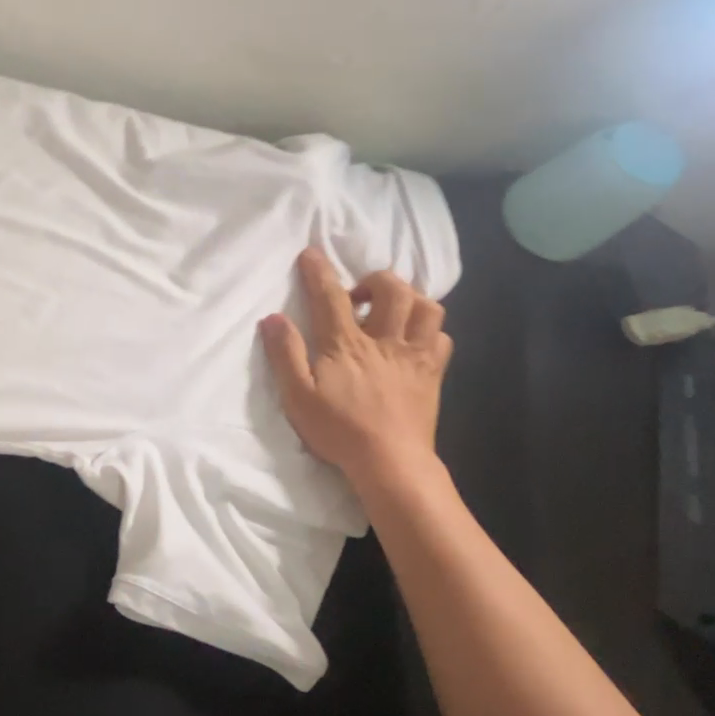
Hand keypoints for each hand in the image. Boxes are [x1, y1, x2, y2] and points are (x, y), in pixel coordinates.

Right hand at [259, 248, 452, 488]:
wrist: (390, 461)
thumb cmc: (339, 431)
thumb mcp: (298, 396)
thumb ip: (285, 355)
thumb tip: (272, 318)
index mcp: (346, 344)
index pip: (330, 296)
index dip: (319, 271)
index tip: (310, 253)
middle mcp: (384, 340)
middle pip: (392, 290)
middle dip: (375, 280)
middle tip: (358, 296)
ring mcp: (414, 355)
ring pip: (427, 308)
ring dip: (410, 299)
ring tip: (392, 311)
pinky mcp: (433, 373)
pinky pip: (442, 338)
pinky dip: (430, 331)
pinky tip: (415, 340)